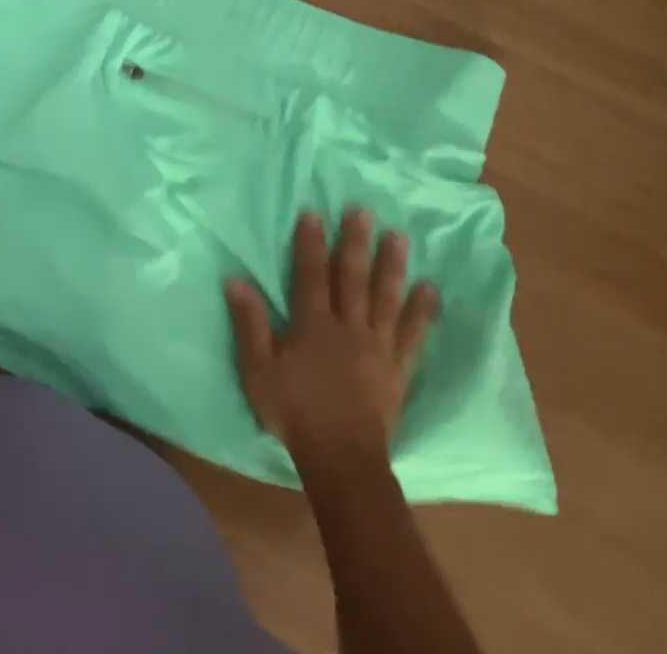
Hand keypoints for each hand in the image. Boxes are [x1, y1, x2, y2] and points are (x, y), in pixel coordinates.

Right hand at [225, 209, 438, 470]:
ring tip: (399, 236)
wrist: (340, 454)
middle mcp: (349, 328)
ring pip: (386, 298)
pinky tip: (430, 289)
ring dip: (392, 265)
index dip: (311, 244)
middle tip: (363, 211)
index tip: (314, 214)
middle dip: (355, 243)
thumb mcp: (257, 368)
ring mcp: (378, 346)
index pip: (310, 276)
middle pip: (352, 279)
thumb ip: (250, 324)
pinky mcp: (398, 367)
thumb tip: (237, 281)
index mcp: (313, 326)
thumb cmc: (292, 409)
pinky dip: (423, 310)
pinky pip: (414, 333)